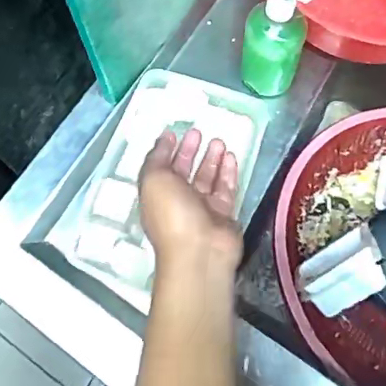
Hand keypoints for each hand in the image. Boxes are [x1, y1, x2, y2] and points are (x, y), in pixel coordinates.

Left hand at [137, 128, 241, 279]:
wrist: (200, 253)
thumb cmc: (171, 213)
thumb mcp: (154, 179)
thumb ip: (157, 157)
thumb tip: (164, 138)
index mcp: (157, 194)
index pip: (161, 168)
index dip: (167, 150)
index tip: (175, 133)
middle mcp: (177, 201)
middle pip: (184, 171)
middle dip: (190, 151)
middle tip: (199, 132)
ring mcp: (201, 209)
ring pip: (206, 178)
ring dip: (211, 159)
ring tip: (219, 140)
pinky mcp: (223, 215)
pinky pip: (225, 189)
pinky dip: (228, 172)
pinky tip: (231, 156)